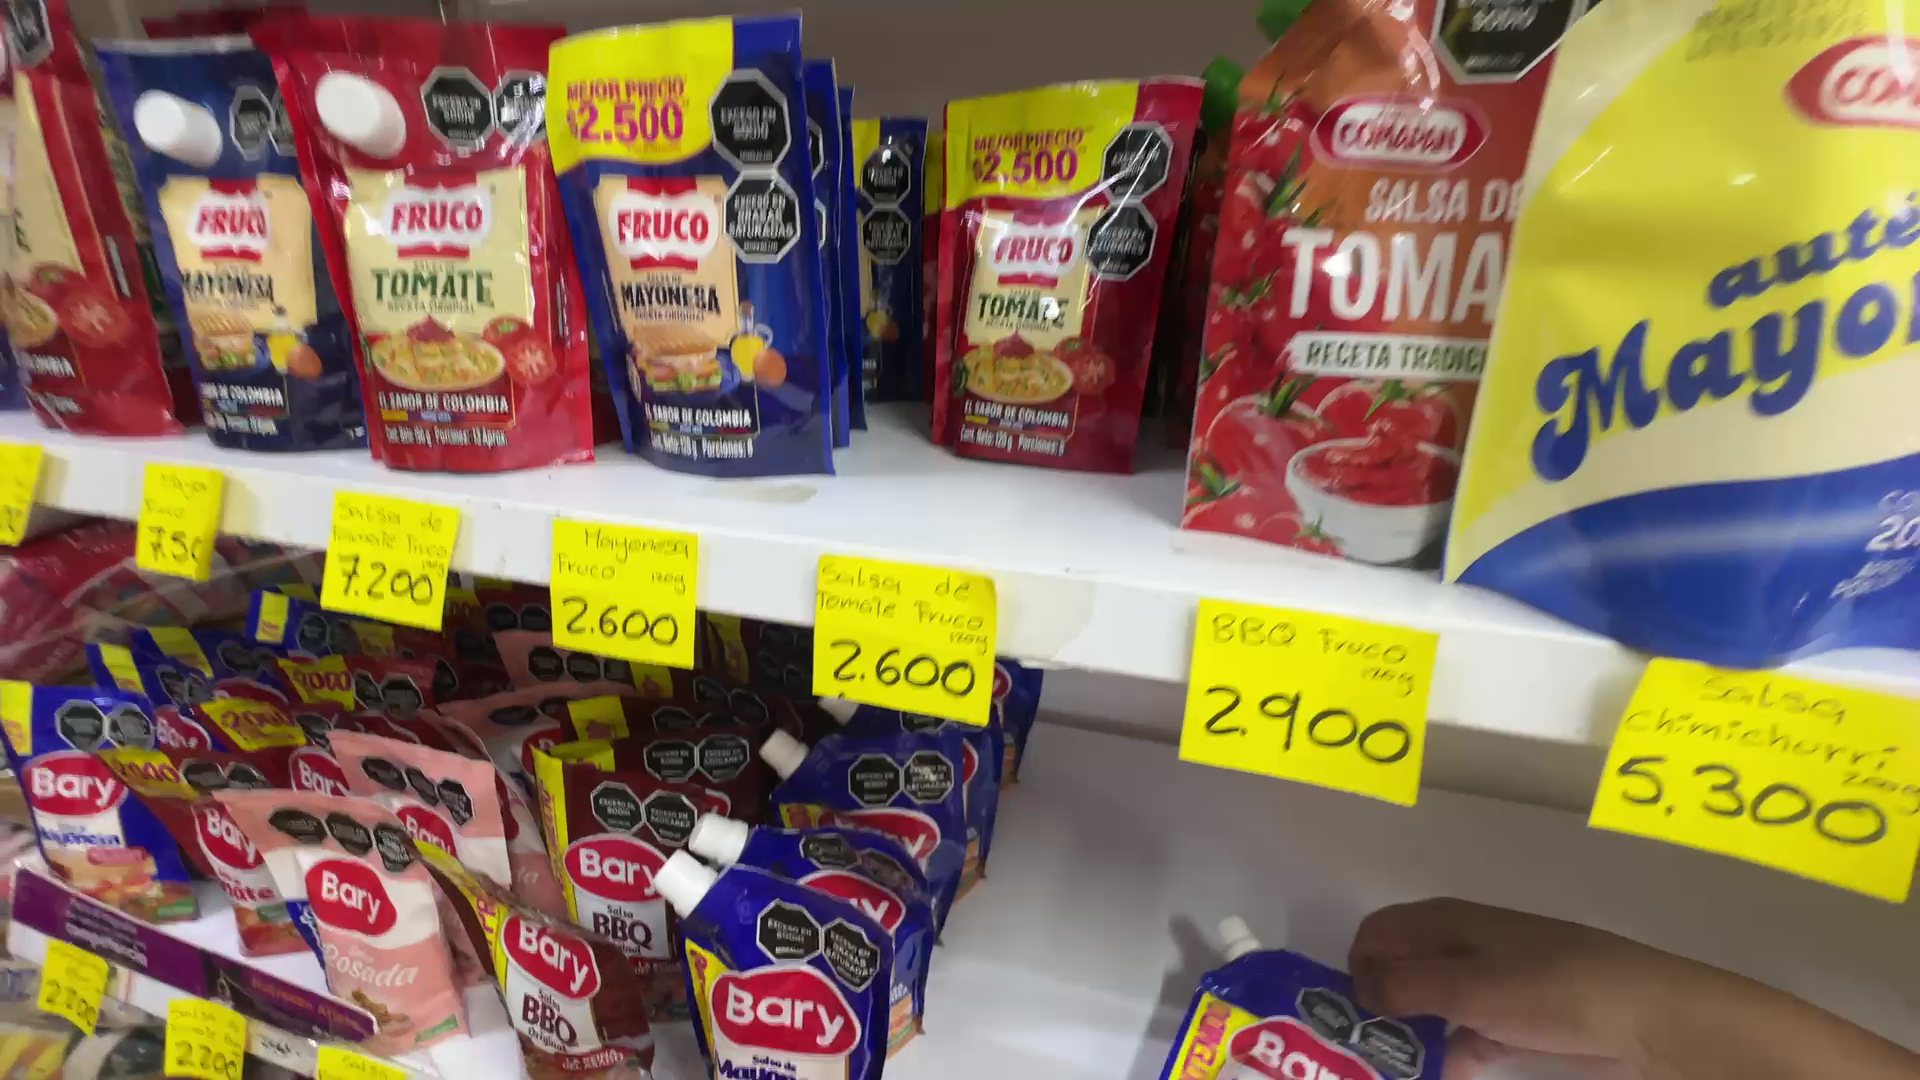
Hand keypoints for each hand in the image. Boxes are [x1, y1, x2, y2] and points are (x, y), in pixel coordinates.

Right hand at [1347, 899, 1707, 1077]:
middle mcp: (1461, 944)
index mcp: (1441, 921)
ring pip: (1438, 1005)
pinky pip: (1474, 1034)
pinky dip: (1457, 1055)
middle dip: (1382, 1005)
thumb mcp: (1465, 987)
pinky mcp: (1525, 1019)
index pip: (1377, 932)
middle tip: (1369, 1048)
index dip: (1357, 965)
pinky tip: (1447, 1078)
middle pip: (1404, 968)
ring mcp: (1495, 981)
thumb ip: (1404, 988)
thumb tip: (1359, 992)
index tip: (1350, 1010)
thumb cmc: (1544, 987)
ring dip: (1417, 1035)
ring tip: (1401, 1070)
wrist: (1652, 1018)